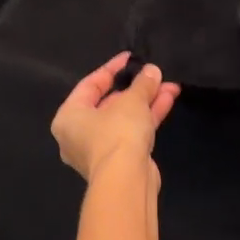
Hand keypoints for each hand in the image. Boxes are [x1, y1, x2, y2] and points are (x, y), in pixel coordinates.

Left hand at [50, 52, 180, 181]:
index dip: (112, 68)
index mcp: (69, 117)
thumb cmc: (117, 133)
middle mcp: (79, 134)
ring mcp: (100, 149)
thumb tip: (152, 71)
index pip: (90, 85)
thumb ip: (142, 83)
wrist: (126, 180)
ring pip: (125, 118)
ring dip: (147, 100)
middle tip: (154, 73)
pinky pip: (133, 131)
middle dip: (135, 87)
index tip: (131, 58)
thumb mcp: (131, 100)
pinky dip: (148, 116)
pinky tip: (169, 99)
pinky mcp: (120, 160)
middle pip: (109, 102)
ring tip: (170, 84)